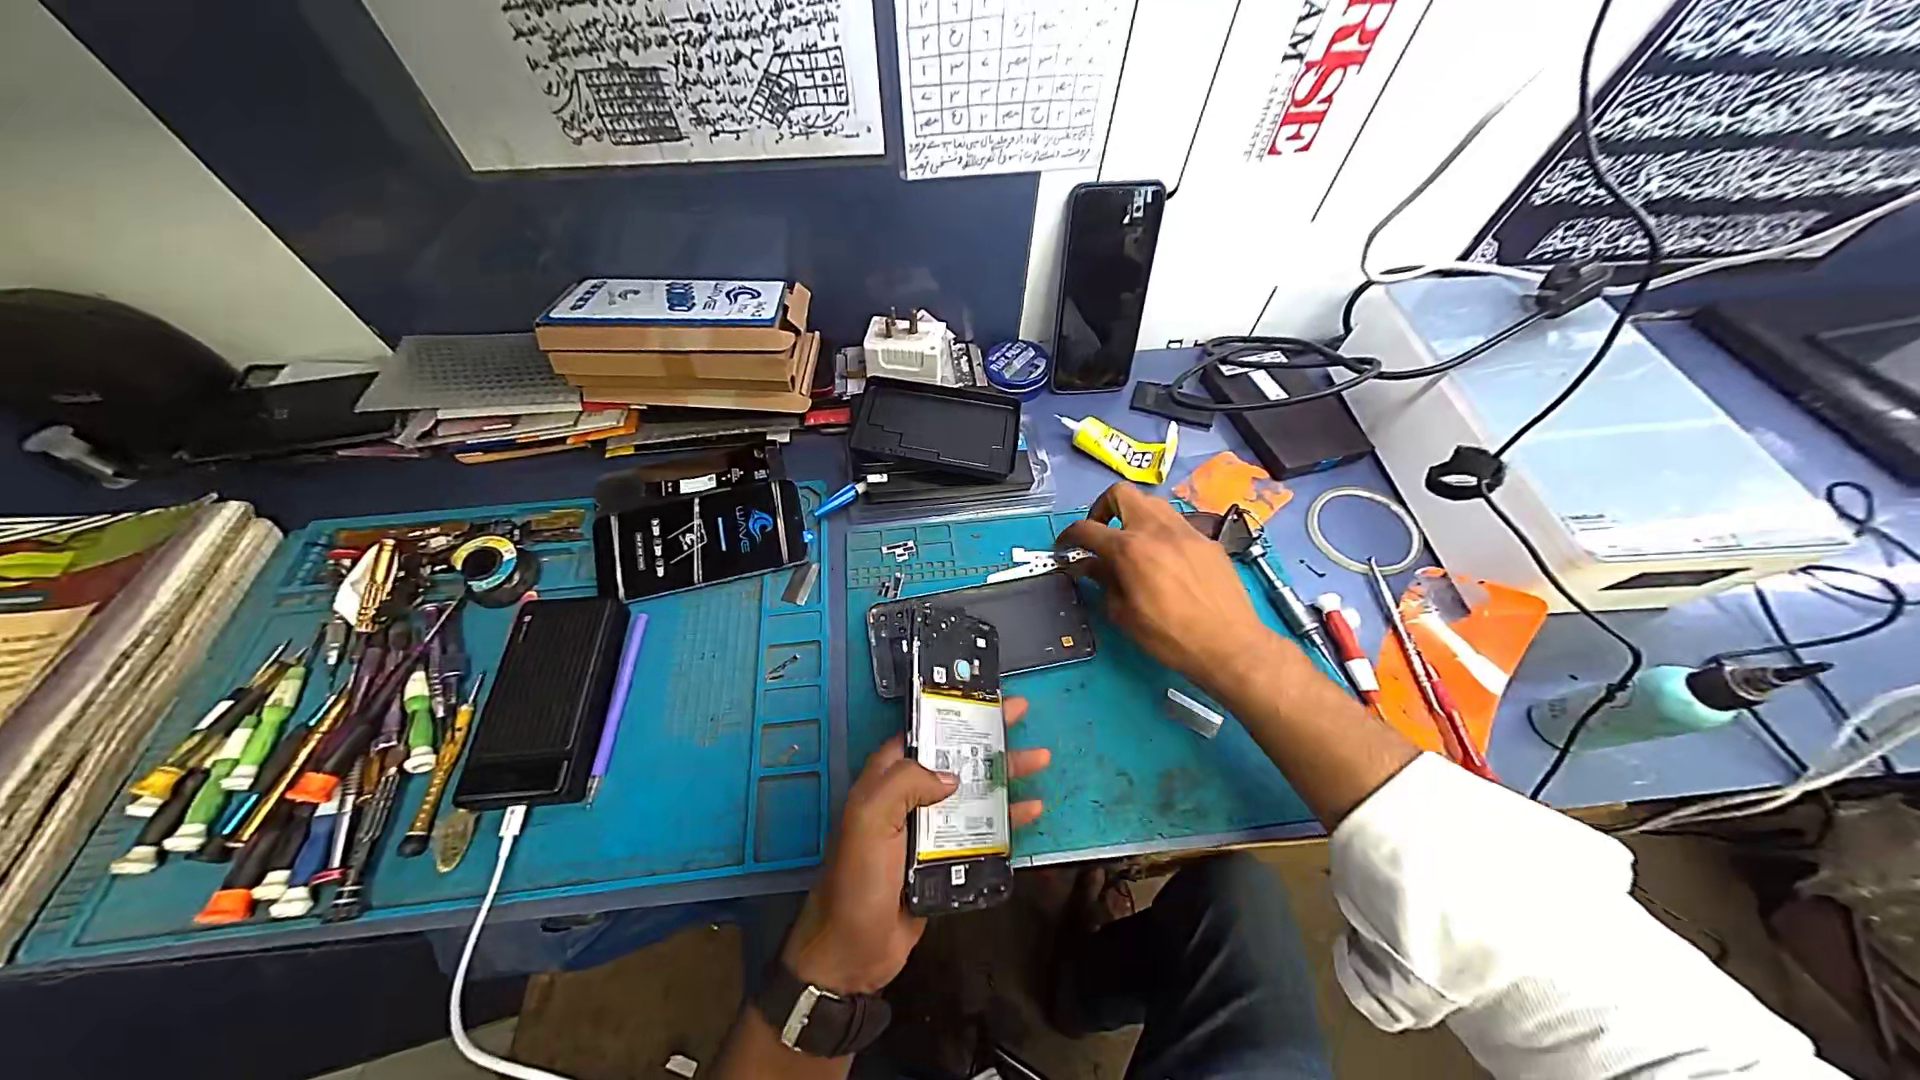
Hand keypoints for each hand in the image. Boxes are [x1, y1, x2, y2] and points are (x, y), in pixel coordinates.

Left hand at [781, 698, 1048, 994]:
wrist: (853, 953)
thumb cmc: (856, 881)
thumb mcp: (869, 820)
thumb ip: (904, 783)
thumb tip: (952, 775)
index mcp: (887, 779)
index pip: (923, 733)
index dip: (951, 714)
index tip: (983, 698)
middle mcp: (910, 797)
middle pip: (956, 758)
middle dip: (989, 737)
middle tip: (1021, 714)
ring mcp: (930, 828)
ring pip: (974, 792)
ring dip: (1004, 775)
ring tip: (1039, 760)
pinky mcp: (946, 859)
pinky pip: (982, 831)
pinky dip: (1007, 818)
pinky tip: (1031, 810)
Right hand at [1059, 483, 1291, 700]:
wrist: (1229, 644)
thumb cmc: (1169, 636)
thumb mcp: (1124, 614)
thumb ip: (1104, 582)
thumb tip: (1091, 565)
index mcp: (1129, 548)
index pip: (1087, 528)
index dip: (1069, 536)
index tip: (1065, 546)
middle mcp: (1156, 529)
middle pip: (1121, 493)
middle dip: (1102, 508)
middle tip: (1101, 534)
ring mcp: (1186, 530)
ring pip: (1152, 503)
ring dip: (1134, 516)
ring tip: (1133, 544)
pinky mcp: (1207, 540)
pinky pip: (1176, 523)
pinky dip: (1161, 532)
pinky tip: (1165, 559)